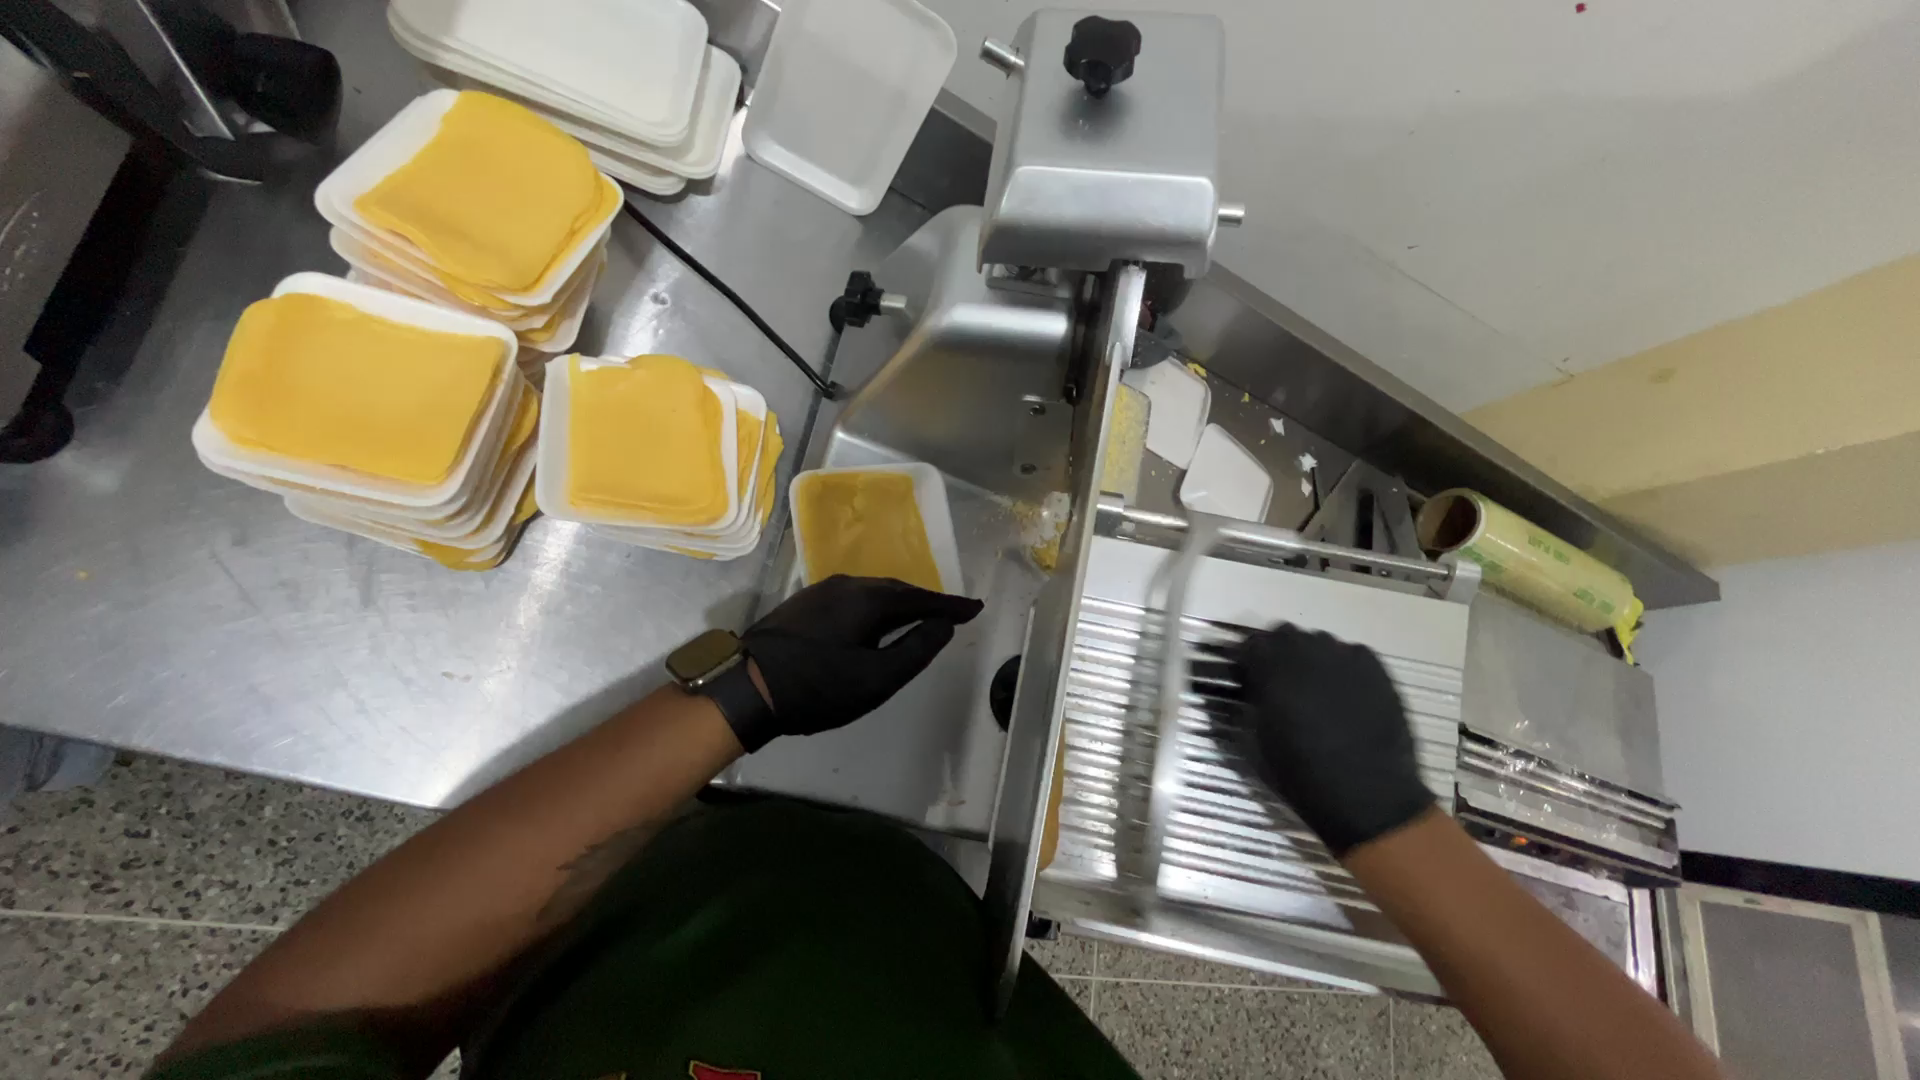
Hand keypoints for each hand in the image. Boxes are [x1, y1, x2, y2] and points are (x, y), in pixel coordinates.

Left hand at [735, 575, 983, 751]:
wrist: (747, 688)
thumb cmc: (818, 688)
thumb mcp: (877, 678)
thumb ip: (916, 650)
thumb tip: (944, 626)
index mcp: (868, 599)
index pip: (921, 599)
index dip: (950, 606)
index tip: (976, 608)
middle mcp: (847, 584)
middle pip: (897, 590)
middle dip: (926, 601)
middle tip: (952, 614)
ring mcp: (821, 591)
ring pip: (873, 593)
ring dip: (900, 604)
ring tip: (920, 617)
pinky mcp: (804, 604)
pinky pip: (854, 599)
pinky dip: (876, 608)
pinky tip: (876, 622)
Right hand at [1230, 623, 1432, 855]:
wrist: (1367, 795)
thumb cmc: (1299, 773)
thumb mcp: (1251, 744)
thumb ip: (1239, 709)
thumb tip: (1231, 695)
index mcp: (1270, 667)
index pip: (1248, 644)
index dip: (1245, 661)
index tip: (1246, 679)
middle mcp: (1305, 651)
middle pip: (1283, 635)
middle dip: (1277, 654)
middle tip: (1278, 683)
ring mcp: (1344, 656)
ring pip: (1318, 642)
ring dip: (1309, 659)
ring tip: (1313, 689)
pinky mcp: (1375, 668)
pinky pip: (1350, 655)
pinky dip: (1341, 667)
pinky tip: (1344, 694)